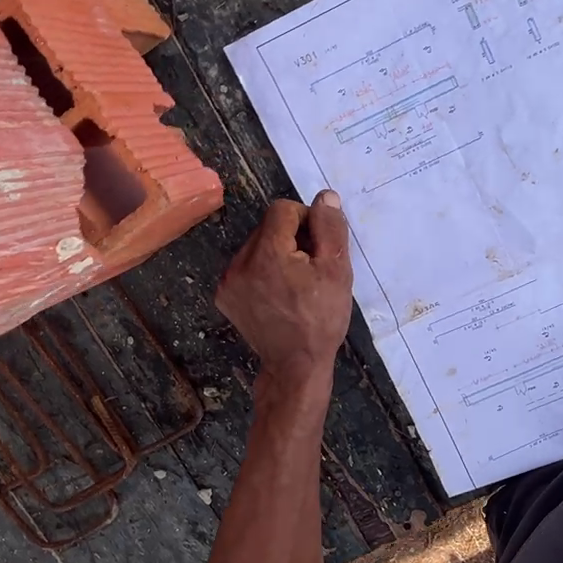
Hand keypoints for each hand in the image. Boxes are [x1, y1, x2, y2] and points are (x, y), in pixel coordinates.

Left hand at [216, 191, 353, 386]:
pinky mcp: (225, 295)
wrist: (295, 365)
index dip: (306, 221)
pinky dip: (262, 272)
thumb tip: (326, 197)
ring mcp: (228, 280)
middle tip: (310, 269)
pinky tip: (278, 294)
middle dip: (291, 238)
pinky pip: (246, 267)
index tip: (318, 248)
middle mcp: (240, 262)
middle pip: (268, 226)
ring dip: (277, 254)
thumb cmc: (322, 320)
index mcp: (268, 253)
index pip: (283, 209)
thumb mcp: (337, 272)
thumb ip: (330, 229)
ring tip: (295, 284)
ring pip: (257, 246)